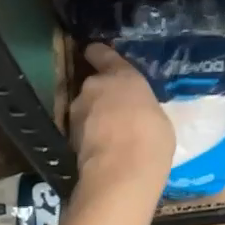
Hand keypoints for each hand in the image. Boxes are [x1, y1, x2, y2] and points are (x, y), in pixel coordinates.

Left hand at [70, 44, 173, 193]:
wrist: (121, 171)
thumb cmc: (151, 138)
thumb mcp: (157, 117)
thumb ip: (141, 107)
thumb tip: (135, 113)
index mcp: (122, 76)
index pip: (102, 54)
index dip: (99, 54)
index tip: (95, 53)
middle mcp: (94, 86)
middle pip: (95, 85)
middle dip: (102, 95)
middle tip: (117, 111)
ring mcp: (77, 110)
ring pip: (86, 107)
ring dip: (94, 116)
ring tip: (110, 134)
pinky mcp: (67, 134)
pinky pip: (82, 129)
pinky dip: (89, 135)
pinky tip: (102, 148)